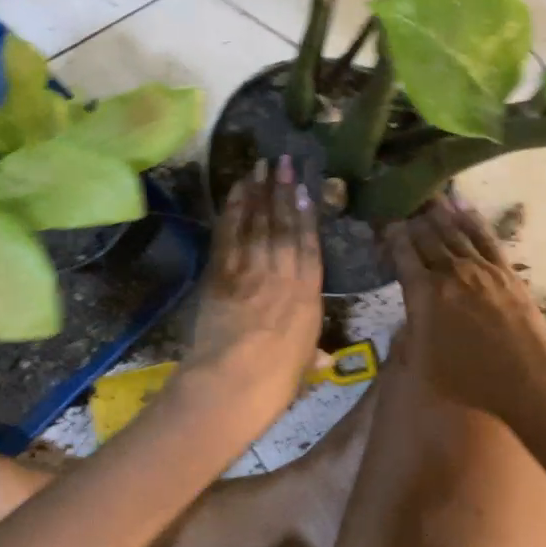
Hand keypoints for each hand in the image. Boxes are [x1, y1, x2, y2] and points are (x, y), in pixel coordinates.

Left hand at [184, 155, 325, 414]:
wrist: (233, 384)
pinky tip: (237, 191)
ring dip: (259, 192)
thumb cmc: (274, 384)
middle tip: (283, 162)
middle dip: (283, 191)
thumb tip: (324, 359)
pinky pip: (229, 235)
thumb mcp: (302, 367)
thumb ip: (312, 353)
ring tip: (262, 166)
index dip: (306, 216)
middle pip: (283, 226)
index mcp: (308, 297)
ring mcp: (251, 271)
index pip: (309, 247)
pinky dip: (233, 210)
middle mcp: (283, 275)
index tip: (305, 189)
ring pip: (258, 223)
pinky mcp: (221, 274)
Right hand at [383, 197, 545, 420]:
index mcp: (425, 295)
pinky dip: (472, 221)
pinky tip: (463, 209)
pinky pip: (485, 238)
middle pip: (427, 238)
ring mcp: (481, 270)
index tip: (383, 222)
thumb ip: (407, 338)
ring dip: (439, 214)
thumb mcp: (423, 366)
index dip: (391, 237)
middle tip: (402, 202)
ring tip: (427, 198)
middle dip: (413, 219)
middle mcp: (450, 274)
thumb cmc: (471, 382)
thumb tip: (404, 320)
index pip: (403, 256)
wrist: (529, 381)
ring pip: (455, 233)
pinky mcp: (506, 272)